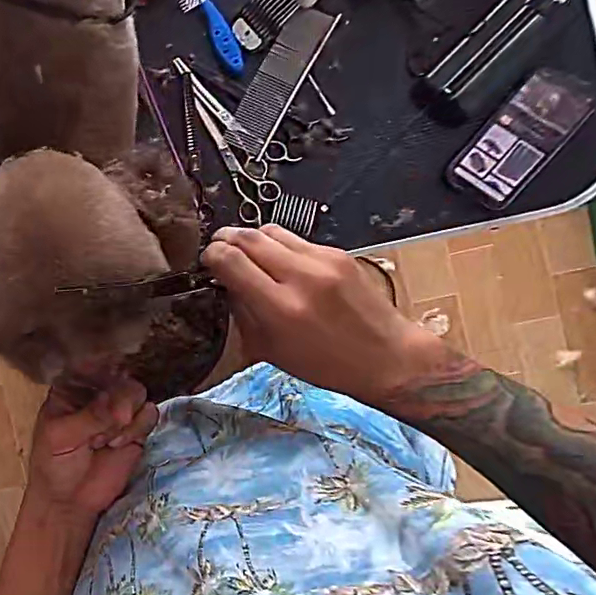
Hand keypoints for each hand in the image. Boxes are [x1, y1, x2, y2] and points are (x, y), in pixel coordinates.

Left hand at [23, 378, 158, 525]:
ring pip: (138, 392)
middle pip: (121, 376)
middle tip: (109, 424)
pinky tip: (118, 445)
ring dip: (126, 418)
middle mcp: (98, 390)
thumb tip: (121, 408)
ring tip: (105, 441)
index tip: (105, 384)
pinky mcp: (137, 427)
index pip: (90, 361)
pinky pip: (150, 413)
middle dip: (118, 401)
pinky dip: (137, 429)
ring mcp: (120, 407)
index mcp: (72, 385)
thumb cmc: (54, 464)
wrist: (71, 501)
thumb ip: (90, 417)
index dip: (102, 366)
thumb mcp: (61, 437)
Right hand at [202, 225, 451, 407]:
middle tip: (219, 248)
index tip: (208, 262)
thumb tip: (226, 283)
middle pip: (249, 236)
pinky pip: (298, 240)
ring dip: (252, 237)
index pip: (231, 260)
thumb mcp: (273, 351)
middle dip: (227, 238)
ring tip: (247, 252)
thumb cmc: (327, 365)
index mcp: (281, 308)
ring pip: (273, 229)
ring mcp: (323, 261)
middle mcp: (301, 277)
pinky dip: (281, 247)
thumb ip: (245, 313)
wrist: (387, 356)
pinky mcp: (339, 254)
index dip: (211, 256)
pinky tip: (281, 263)